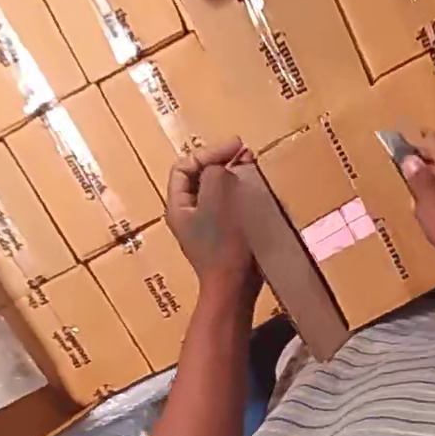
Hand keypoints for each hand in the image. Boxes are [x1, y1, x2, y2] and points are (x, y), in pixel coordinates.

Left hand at [166, 137, 256, 293]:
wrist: (234, 288)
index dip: (209, 152)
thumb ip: (214, 174)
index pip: (185, 166)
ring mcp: (205, 227)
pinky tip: (256, 191)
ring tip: (252, 168)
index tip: (236, 147)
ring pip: (216, 190)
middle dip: (221, 161)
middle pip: (199, 177)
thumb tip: (222, 168)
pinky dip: (240, 193)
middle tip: (245, 153)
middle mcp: (187, 215)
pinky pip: (228, 206)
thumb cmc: (223, 246)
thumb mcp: (216, 200)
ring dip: (233, 176)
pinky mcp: (223, 236)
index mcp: (178, 206)